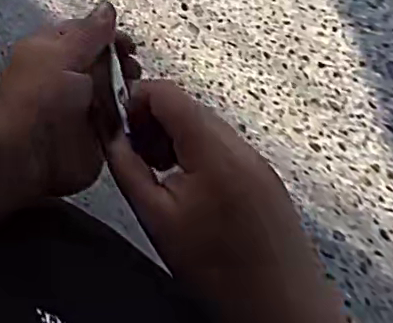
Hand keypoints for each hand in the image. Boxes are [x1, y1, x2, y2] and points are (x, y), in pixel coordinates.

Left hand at [0, 3, 140, 197]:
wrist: (25, 152)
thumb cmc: (40, 93)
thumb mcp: (63, 53)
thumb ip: (89, 33)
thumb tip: (107, 7)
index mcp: (54, 48)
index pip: (86, 34)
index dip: (110, 36)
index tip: (131, 46)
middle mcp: (68, 74)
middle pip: (105, 62)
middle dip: (123, 64)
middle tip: (135, 72)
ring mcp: (82, 106)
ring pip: (116, 92)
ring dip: (131, 92)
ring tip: (141, 96)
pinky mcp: (95, 136)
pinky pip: (120, 124)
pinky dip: (133, 121)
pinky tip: (144, 119)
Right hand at [106, 82, 344, 322]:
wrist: (283, 319)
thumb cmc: (222, 277)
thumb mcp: (155, 218)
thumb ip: (125, 165)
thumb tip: (108, 132)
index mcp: (214, 151)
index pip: (166, 91)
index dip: (135, 99)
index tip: (121, 123)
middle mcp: (241, 147)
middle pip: (184, 105)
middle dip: (152, 121)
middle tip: (136, 152)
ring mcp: (257, 161)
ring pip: (202, 123)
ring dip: (173, 136)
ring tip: (160, 171)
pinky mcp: (266, 176)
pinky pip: (222, 144)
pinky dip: (197, 152)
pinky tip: (188, 186)